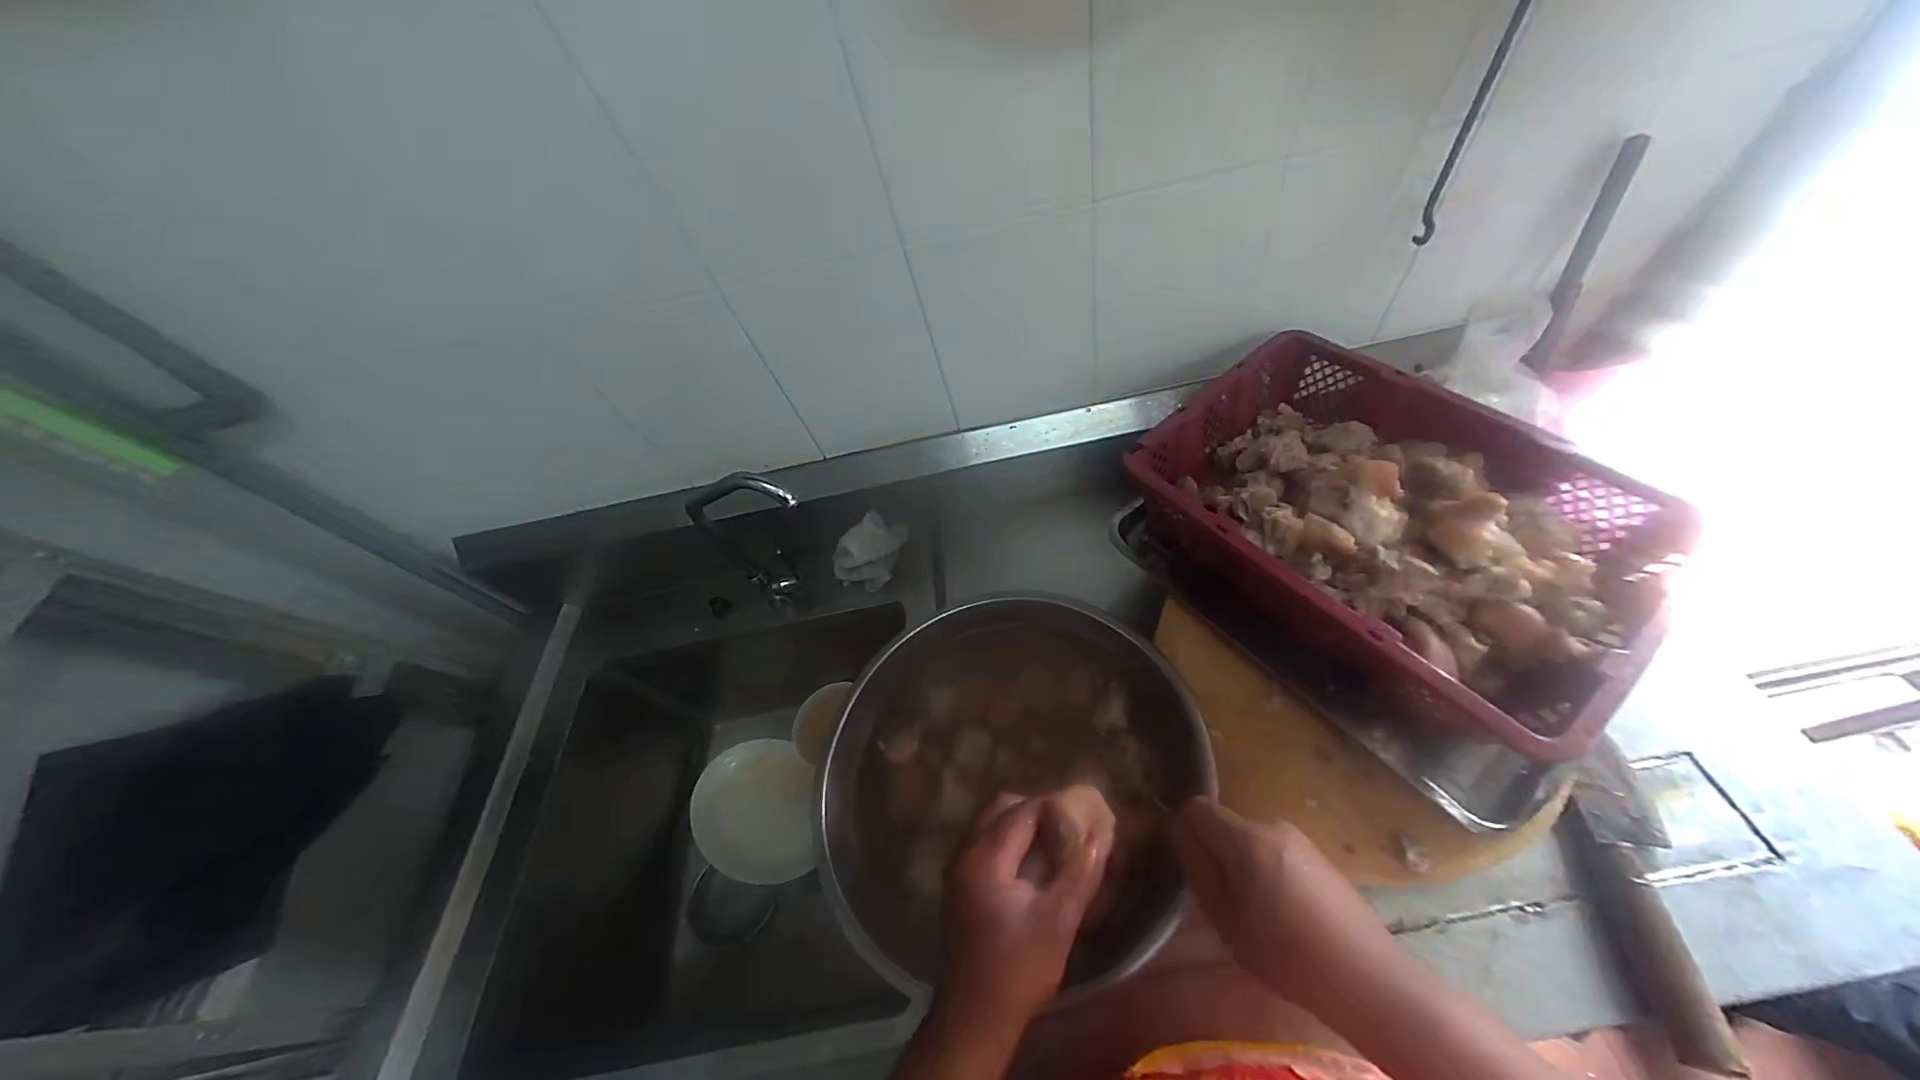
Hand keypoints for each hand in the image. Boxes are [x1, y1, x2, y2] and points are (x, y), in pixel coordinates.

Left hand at [939, 788, 1115, 1020]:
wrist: (975, 1016)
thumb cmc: (1018, 968)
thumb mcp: (1059, 920)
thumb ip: (1080, 872)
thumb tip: (1101, 833)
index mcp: (984, 855)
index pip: (1024, 809)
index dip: (1058, 809)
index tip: (1086, 820)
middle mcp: (964, 851)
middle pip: (1003, 808)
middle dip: (1039, 812)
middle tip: (1071, 831)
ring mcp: (958, 868)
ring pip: (992, 824)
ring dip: (1024, 827)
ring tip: (1057, 847)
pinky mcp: (960, 885)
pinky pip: (986, 844)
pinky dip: (1011, 843)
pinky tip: (1035, 867)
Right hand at [1171, 797, 1402, 1011]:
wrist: (1369, 978)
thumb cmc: (1288, 955)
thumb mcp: (1226, 920)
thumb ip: (1199, 870)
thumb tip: (1181, 834)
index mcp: (1245, 838)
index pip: (1196, 808)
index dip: (1186, 832)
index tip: (1193, 868)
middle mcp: (1271, 825)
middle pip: (1224, 823)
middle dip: (1216, 851)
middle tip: (1225, 900)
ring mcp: (1299, 838)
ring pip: (1250, 838)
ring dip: (1243, 863)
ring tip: (1258, 911)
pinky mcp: (1319, 854)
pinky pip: (1275, 850)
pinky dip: (1268, 870)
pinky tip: (1287, 912)